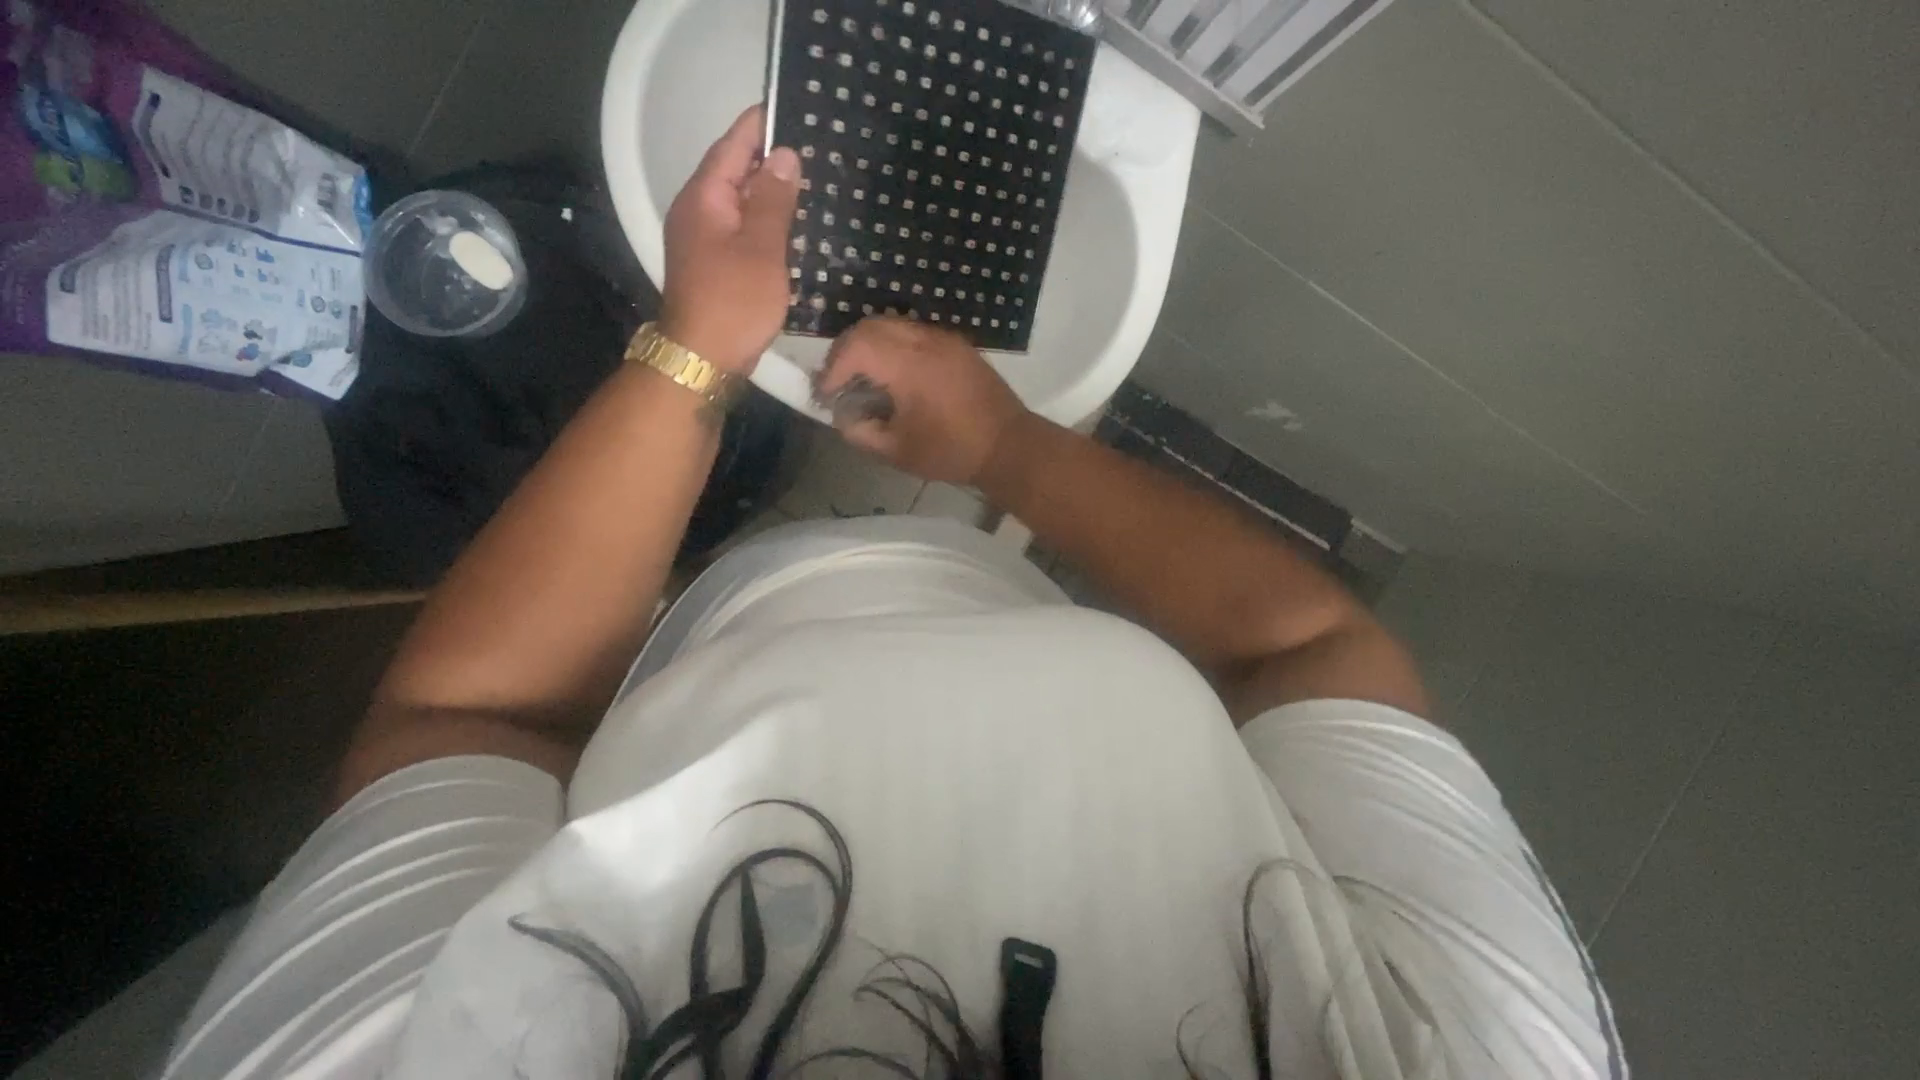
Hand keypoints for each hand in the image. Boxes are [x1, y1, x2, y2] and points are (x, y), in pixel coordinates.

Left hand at [659, 105, 801, 373]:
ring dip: (772, 194)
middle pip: (735, 171)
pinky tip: (794, 229)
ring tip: (813, 184)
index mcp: (705, 197)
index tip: (794, 109)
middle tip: (816, 149)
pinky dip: (766, 223)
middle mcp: (697, 211)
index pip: (733, 144)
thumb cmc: (733, 302)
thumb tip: (784, 156)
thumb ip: (774, 200)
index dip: (762, 125)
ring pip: (740, 203)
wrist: (702, 360)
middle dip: (772, 159)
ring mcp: (702, 240)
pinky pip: (741, 230)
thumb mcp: (762, 248)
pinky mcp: (714, 265)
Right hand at [815, 316, 1029, 485]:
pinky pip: (914, 333)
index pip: (855, 346)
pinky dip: (894, 346)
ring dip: (869, 345)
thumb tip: (842, 416)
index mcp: (908, 364)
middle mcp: (925, 340)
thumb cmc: (952, 451)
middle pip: (870, 326)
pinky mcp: (957, 345)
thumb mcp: (896, 451)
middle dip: (845, 351)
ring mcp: (944, 339)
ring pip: (892, 325)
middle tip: (838, 382)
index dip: (832, 369)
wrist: (1009, 445)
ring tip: (863, 378)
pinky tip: (894, 376)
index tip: (824, 394)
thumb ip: (860, 432)